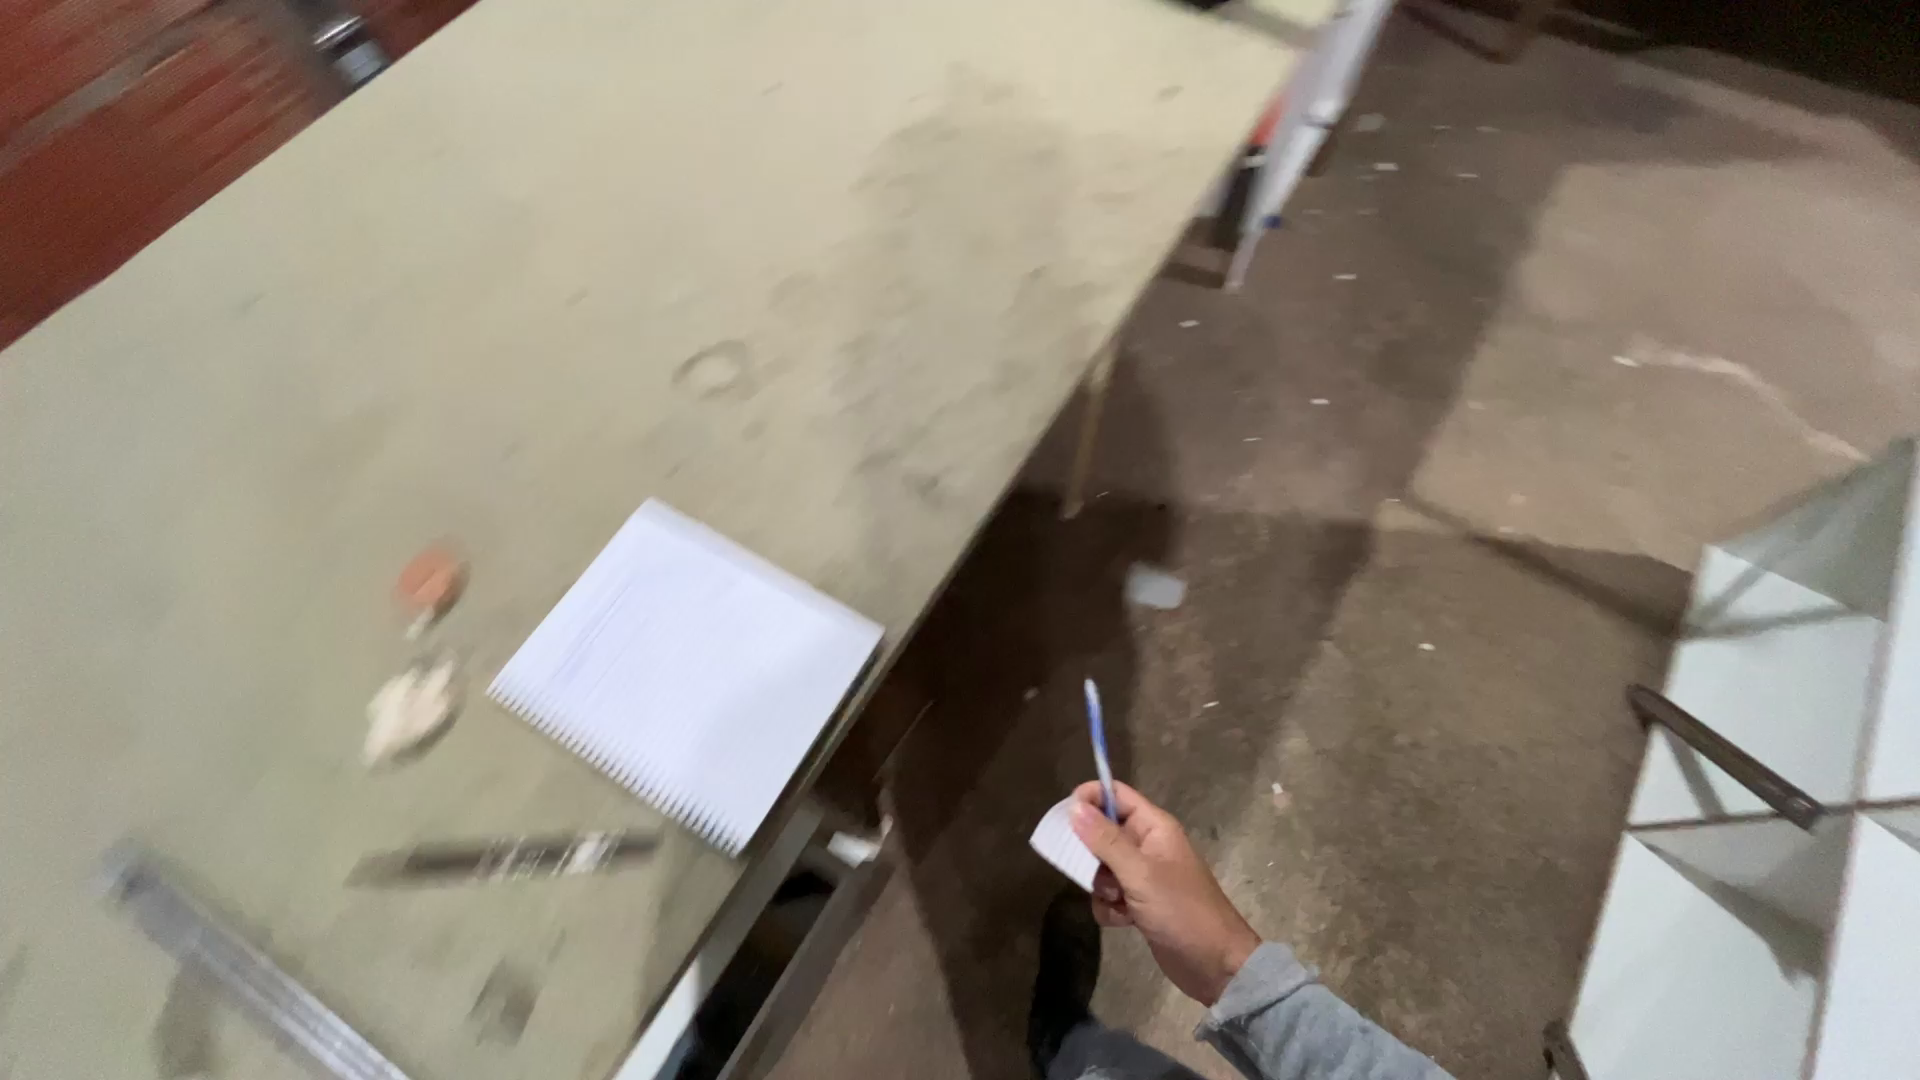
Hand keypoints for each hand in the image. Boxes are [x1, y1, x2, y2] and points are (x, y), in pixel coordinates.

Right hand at [1068, 781, 1260, 1006]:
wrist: (1216, 967)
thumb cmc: (1183, 911)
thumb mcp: (1140, 873)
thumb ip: (1105, 840)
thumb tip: (1074, 807)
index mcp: (1153, 826)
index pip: (1115, 794)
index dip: (1090, 798)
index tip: (1065, 817)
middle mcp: (1146, 845)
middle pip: (1102, 831)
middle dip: (1091, 852)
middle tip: (1088, 869)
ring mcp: (1142, 875)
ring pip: (1101, 866)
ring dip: (1100, 885)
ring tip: (1116, 900)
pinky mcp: (1139, 903)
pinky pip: (1108, 894)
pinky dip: (1110, 907)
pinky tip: (1123, 921)